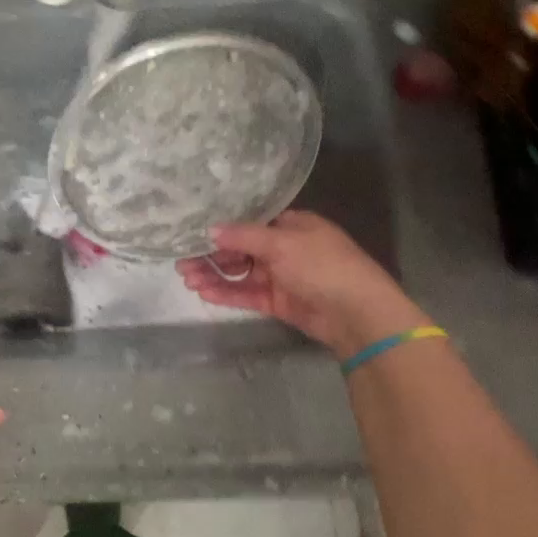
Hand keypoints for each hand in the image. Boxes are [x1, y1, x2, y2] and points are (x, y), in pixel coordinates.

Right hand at [176, 210, 432, 358]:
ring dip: (214, 276)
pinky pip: (247, 294)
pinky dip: (226, 293)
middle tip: (181, 263)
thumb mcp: (283, 244)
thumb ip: (243, 236)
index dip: (221, 229)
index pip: (249, 223)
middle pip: (240, 250)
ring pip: (240, 274)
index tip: (191, 234)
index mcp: (292, 226)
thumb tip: (210, 228)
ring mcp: (281, 276)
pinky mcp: (278, 301)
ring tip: (187, 280)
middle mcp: (285, 248)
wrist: (356, 313)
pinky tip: (205, 293)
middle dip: (210, 256)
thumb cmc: (323, 266)